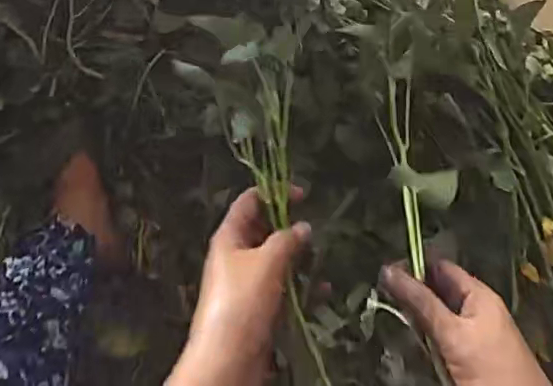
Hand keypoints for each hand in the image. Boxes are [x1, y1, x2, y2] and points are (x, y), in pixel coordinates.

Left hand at [167, 188, 310, 385]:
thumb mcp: (265, 263)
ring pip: (276, 261)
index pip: (249, 201)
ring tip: (323, 258)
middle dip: (289, 227)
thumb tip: (303, 226)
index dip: (273, 192)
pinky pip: (283, 289)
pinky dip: (302, 287)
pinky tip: (324, 290)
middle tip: (316, 228)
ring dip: (299, 259)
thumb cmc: (242, 302)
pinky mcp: (259, 309)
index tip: (302, 193)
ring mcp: (248, 282)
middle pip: (264, 230)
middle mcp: (236, 254)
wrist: (228, 360)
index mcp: (229, 235)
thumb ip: (286, 241)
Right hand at [381, 261, 551, 385]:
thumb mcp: (453, 335)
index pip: (439, 266)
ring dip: (420, 318)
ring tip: (397, 318)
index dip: (413, 265)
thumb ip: (421, 302)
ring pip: (439, 315)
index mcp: (479, 296)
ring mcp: (478, 335)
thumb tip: (387, 270)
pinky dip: (430, 337)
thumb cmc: (492, 373)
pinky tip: (416, 341)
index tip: (386, 274)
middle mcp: (479, 310)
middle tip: (386, 297)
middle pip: (438, 290)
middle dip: (413, 293)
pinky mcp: (474, 357)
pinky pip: (445, 337)